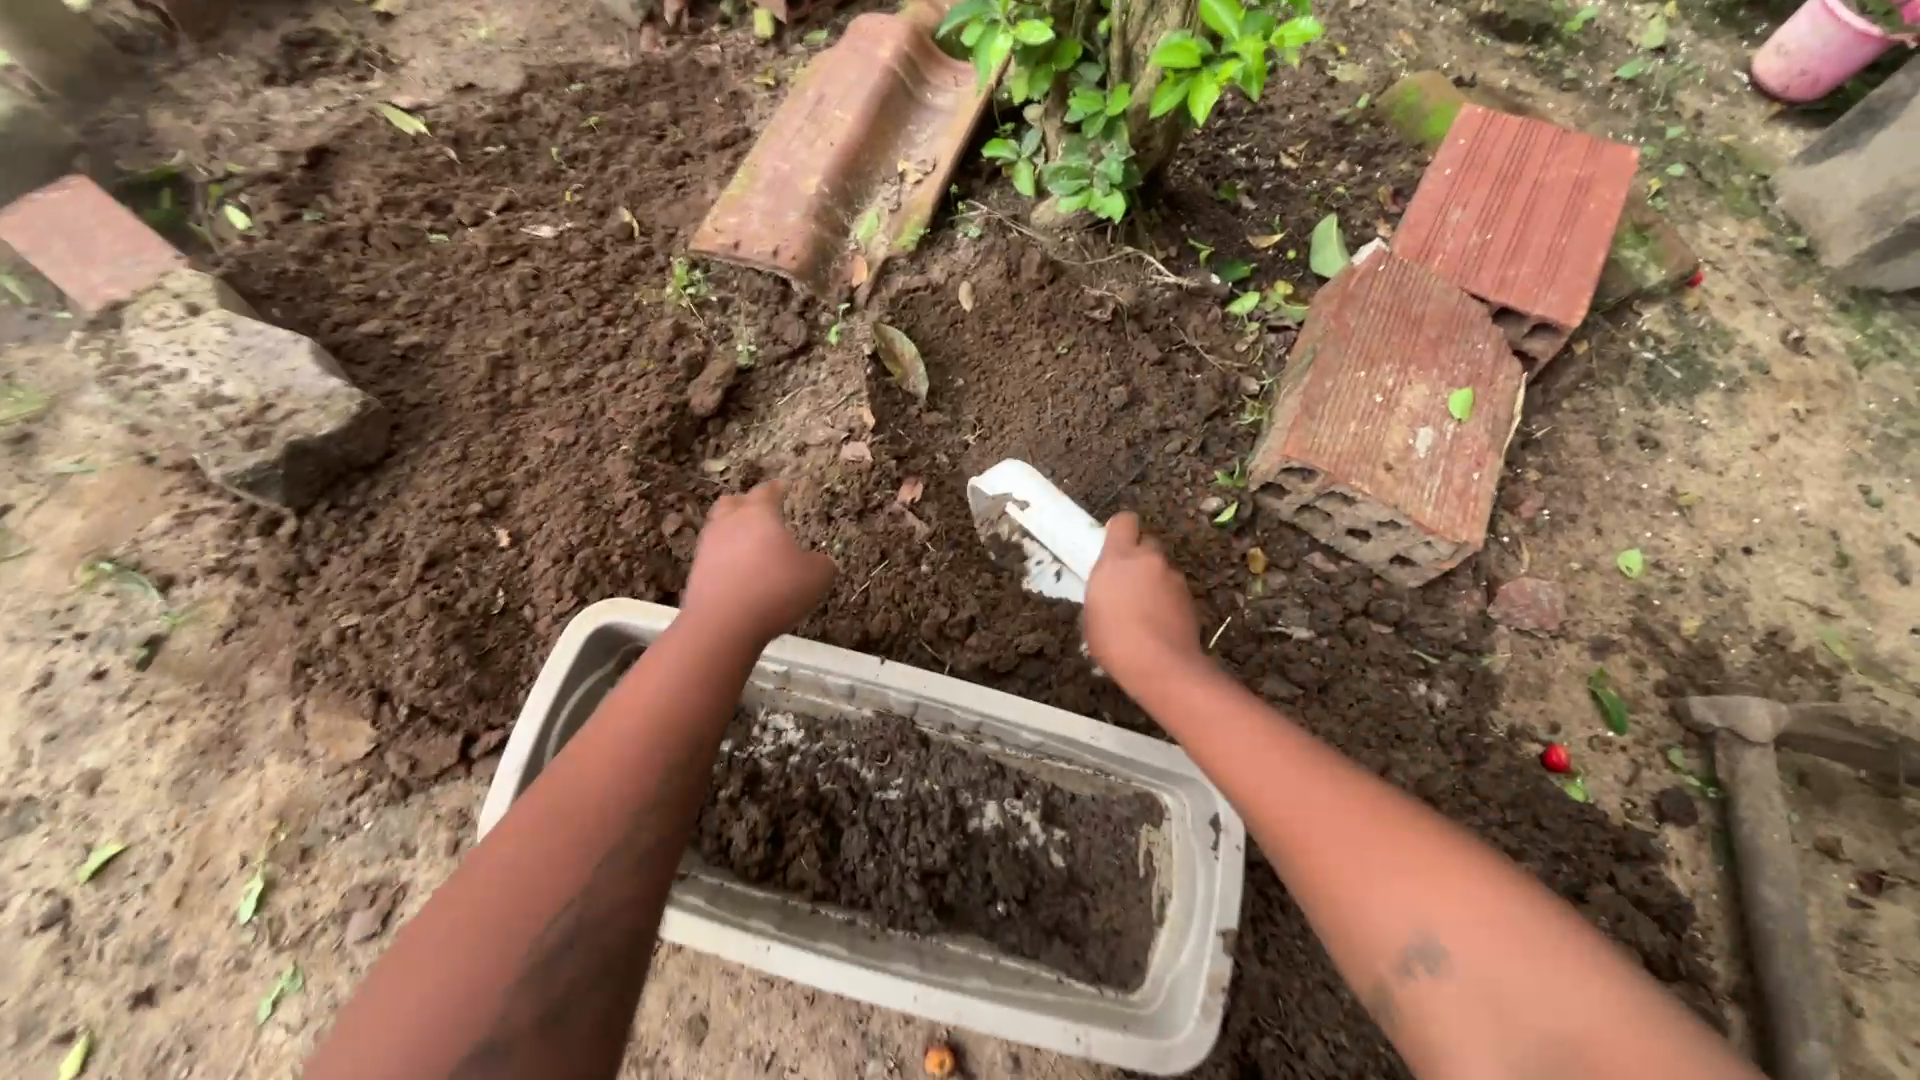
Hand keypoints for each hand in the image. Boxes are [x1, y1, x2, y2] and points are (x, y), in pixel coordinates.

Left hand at [681, 481, 835, 644]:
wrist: (723, 625)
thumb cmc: (776, 590)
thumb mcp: (818, 577)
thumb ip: (822, 563)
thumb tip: (820, 562)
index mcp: (759, 514)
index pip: (767, 491)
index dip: (777, 488)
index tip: (784, 487)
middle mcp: (729, 523)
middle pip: (733, 502)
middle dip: (746, 503)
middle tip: (761, 513)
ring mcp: (708, 547)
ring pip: (718, 527)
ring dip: (733, 532)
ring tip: (750, 545)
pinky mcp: (696, 572)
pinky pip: (714, 556)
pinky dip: (726, 558)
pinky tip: (739, 572)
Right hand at [1083, 512, 1203, 685]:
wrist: (1161, 665)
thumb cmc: (1113, 641)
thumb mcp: (1092, 614)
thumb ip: (1103, 590)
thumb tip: (1110, 591)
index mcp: (1118, 559)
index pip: (1124, 521)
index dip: (1120, 529)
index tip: (1115, 545)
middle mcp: (1148, 560)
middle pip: (1147, 543)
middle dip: (1139, 556)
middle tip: (1129, 581)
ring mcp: (1173, 577)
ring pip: (1162, 568)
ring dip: (1155, 579)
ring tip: (1146, 609)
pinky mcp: (1190, 596)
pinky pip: (1175, 588)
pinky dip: (1168, 598)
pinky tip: (1161, 622)